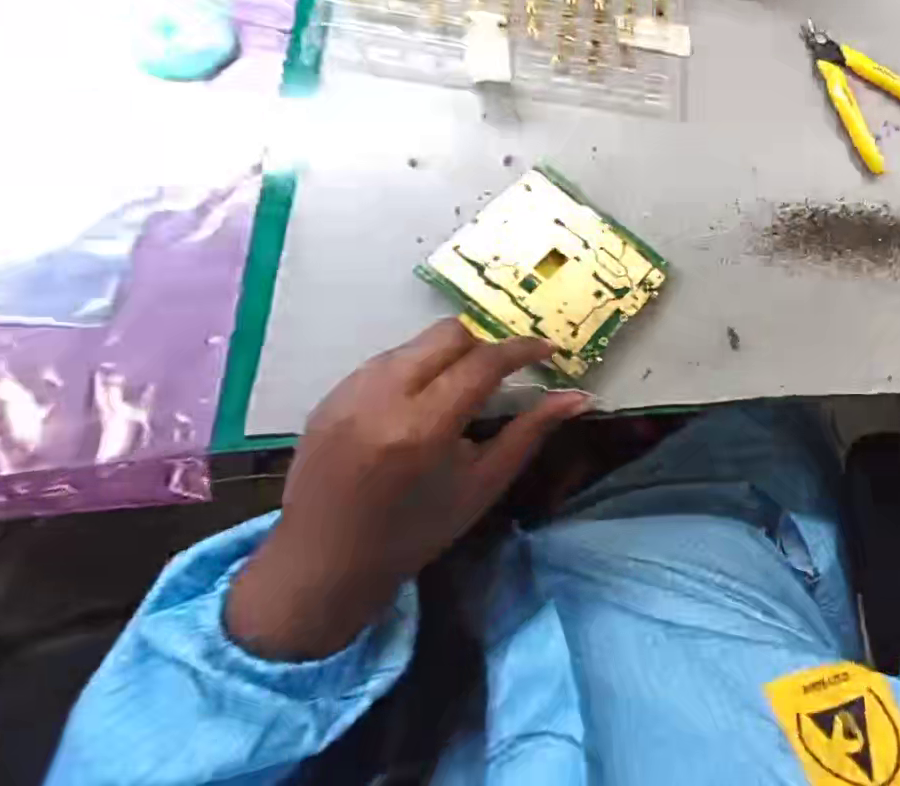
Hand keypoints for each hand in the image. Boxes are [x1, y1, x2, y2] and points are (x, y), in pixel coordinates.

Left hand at [225, 320, 591, 660]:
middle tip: (499, 376)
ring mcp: (349, 390)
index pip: (483, 362)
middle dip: (484, 346)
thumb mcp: (481, 485)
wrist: (322, 565)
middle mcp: (382, 396)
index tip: (547, 349)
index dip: (522, 349)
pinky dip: (414, 368)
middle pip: (449, 334)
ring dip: (448, 356)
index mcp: (423, 428)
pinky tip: (417, 404)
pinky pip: (386, 359)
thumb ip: (529, 433)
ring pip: (416, 342)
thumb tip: (577, 397)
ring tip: (456, 393)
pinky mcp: (330, 393)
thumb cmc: (414, 533)